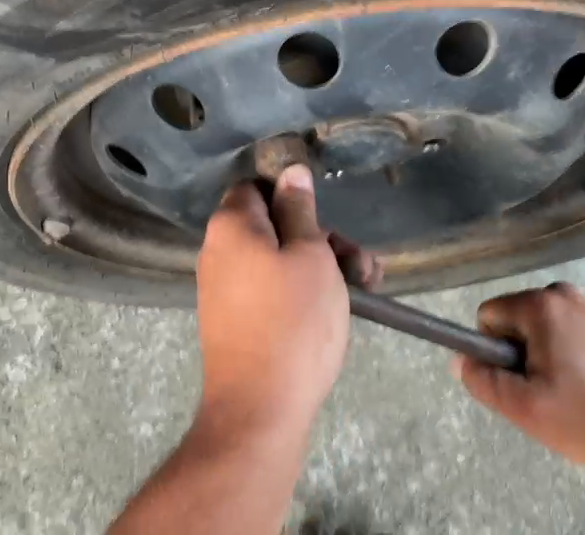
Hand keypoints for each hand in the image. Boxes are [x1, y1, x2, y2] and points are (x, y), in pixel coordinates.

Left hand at [194, 166, 359, 434]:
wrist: (260, 412)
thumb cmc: (292, 322)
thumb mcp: (311, 255)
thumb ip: (301, 211)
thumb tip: (291, 172)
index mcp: (230, 226)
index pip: (257, 186)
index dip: (293, 195)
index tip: (326, 216)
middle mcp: (218, 252)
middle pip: (273, 226)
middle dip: (321, 237)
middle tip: (360, 262)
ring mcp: (224, 290)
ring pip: (278, 260)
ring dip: (320, 267)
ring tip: (365, 288)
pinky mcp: (235, 322)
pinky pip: (270, 291)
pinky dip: (301, 293)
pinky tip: (336, 310)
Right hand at [451, 282, 584, 464]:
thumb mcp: (524, 407)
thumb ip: (484, 381)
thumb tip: (458, 360)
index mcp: (538, 304)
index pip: (488, 316)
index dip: (494, 352)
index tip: (521, 381)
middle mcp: (558, 292)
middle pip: (512, 321)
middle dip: (519, 355)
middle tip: (545, 392)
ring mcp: (583, 303)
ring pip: (536, 328)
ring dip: (541, 357)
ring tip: (567, 391)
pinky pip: (559, 330)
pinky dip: (562, 354)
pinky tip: (583, 383)